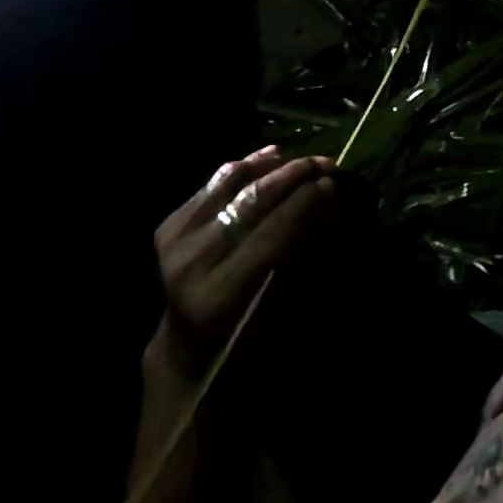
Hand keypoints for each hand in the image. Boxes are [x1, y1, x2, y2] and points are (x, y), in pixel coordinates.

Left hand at [151, 146, 335, 380]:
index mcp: (222, 293)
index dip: (306, 203)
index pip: (273, 231)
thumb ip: (304, 258)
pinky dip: (246, 166)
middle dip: (294, 176)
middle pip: (252, 200)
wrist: (188, 344)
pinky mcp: (169, 224)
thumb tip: (330, 205)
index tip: (333, 184)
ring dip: (272, 165)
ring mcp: (175, 239)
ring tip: (303, 160)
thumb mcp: (282, 310)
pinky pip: (214, 182)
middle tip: (325, 163)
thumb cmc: (246, 338)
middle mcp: (192, 261)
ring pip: (230, 182)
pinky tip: (273, 158)